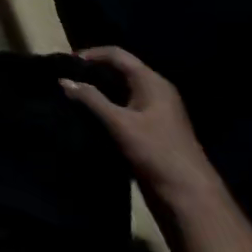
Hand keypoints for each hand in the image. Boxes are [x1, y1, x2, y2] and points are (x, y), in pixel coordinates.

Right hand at [61, 47, 224, 206]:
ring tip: (72, 95)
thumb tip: (63, 80)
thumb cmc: (156, 152)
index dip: (91, 54)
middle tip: (65, 79)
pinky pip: (123, 109)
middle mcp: (154, 91)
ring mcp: (154, 112)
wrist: (188, 196)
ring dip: (97, 91)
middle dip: (92, 72)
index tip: (66, 63)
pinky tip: (88, 116)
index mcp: (152, 82)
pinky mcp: (150, 130)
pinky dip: (105, 107)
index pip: (117, 55)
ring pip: (120, 91)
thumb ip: (91, 99)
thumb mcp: (120, 124)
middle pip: (119, 71)